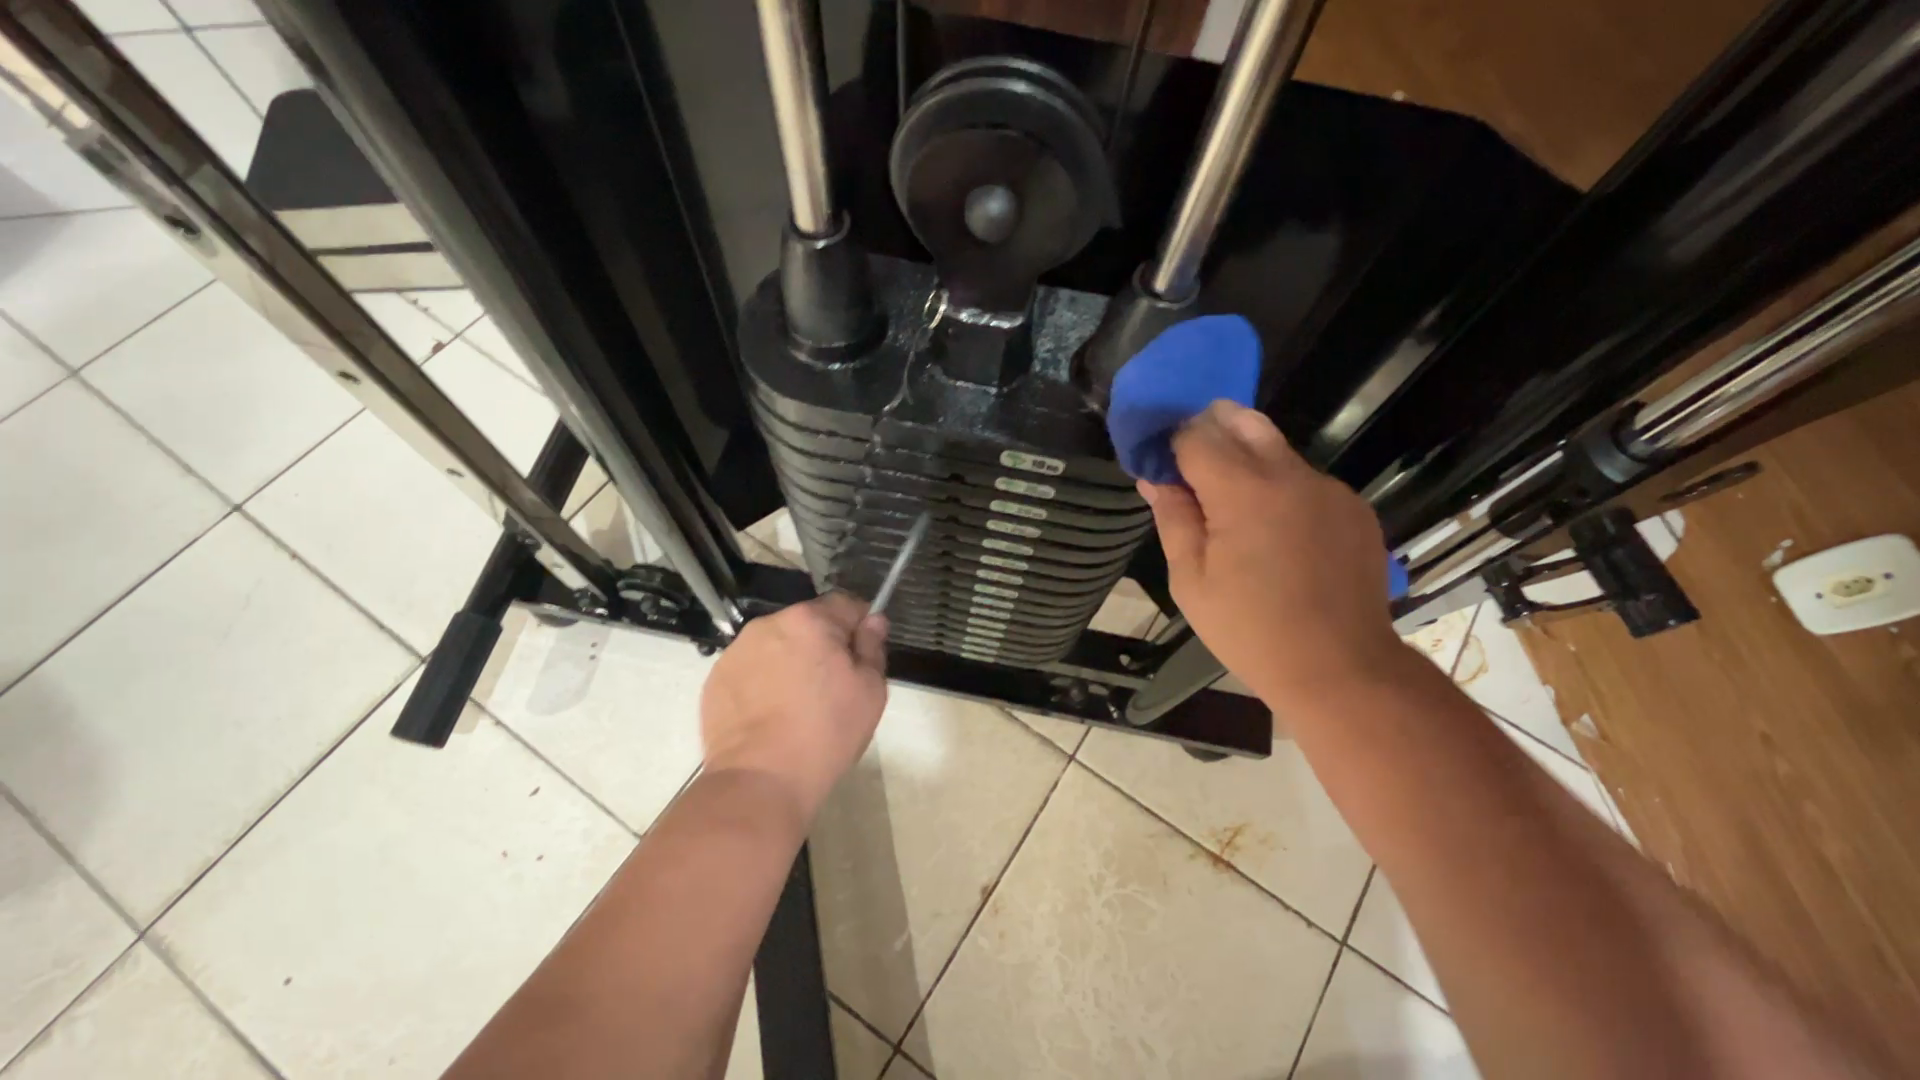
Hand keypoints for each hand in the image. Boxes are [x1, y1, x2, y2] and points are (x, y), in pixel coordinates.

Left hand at [700, 592, 889, 823]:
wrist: (759, 780)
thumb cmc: (825, 733)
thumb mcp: (870, 692)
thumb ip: (872, 648)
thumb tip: (872, 621)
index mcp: (809, 621)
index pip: (846, 604)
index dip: (861, 627)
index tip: (863, 658)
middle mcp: (767, 625)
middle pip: (807, 624)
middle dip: (822, 646)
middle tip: (833, 689)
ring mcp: (736, 652)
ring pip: (776, 647)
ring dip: (790, 663)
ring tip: (797, 707)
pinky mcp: (715, 680)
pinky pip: (751, 671)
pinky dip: (763, 685)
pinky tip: (770, 718)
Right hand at [1139, 401, 1410, 706]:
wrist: (1341, 667)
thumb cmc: (1251, 630)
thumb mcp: (1191, 581)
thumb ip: (1173, 518)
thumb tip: (1155, 478)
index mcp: (1244, 491)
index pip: (1197, 435)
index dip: (1171, 443)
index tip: (1160, 466)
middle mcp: (1291, 475)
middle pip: (1243, 422)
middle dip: (1212, 432)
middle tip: (1192, 470)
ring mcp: (1330, 489)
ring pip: (1278, 451)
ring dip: (1249, 463)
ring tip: (1236, 513)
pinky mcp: (1355, 508)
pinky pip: (1308, 482)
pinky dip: (1284, 491)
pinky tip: (1279, 537)